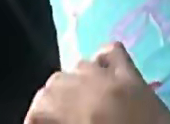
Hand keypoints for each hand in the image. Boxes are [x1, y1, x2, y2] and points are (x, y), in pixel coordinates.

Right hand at [25, 43, 169, 123]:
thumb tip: (51, 121)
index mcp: (85, 113)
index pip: (42, 102)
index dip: (31, 119)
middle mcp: (100, 87)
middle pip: (56, 81)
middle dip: (46, 105)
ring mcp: (120, 77)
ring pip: (80, 64)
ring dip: (70, 85)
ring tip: (70, 111)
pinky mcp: (137, 77)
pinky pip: (111, 52)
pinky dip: (98, 62)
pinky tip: (98, 81)